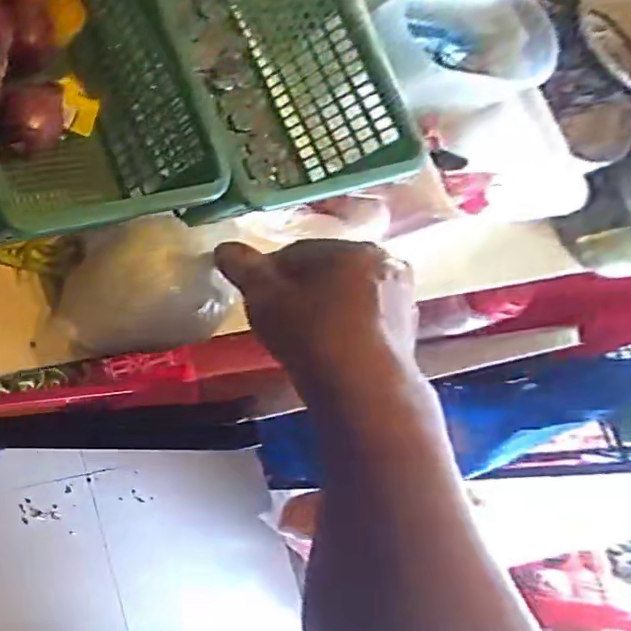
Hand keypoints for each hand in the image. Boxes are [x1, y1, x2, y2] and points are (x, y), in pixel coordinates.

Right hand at [215, 238, 418, 402]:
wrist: (360, 382)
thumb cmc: (307, 332)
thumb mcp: (262, 297)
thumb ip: (242, 267)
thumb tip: (223, 247)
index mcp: (349, 247)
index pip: (295, 251)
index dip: (267, 275)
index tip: (254, 299)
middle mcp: (384, 260)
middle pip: (325, 270)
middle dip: (298, 288)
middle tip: (275, 317)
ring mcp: (402, 292)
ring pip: (346, 292)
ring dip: (322, 305)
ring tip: (300, 334)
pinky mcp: (407, 323)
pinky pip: (364, 314)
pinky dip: (344, 324)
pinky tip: (326, 346)